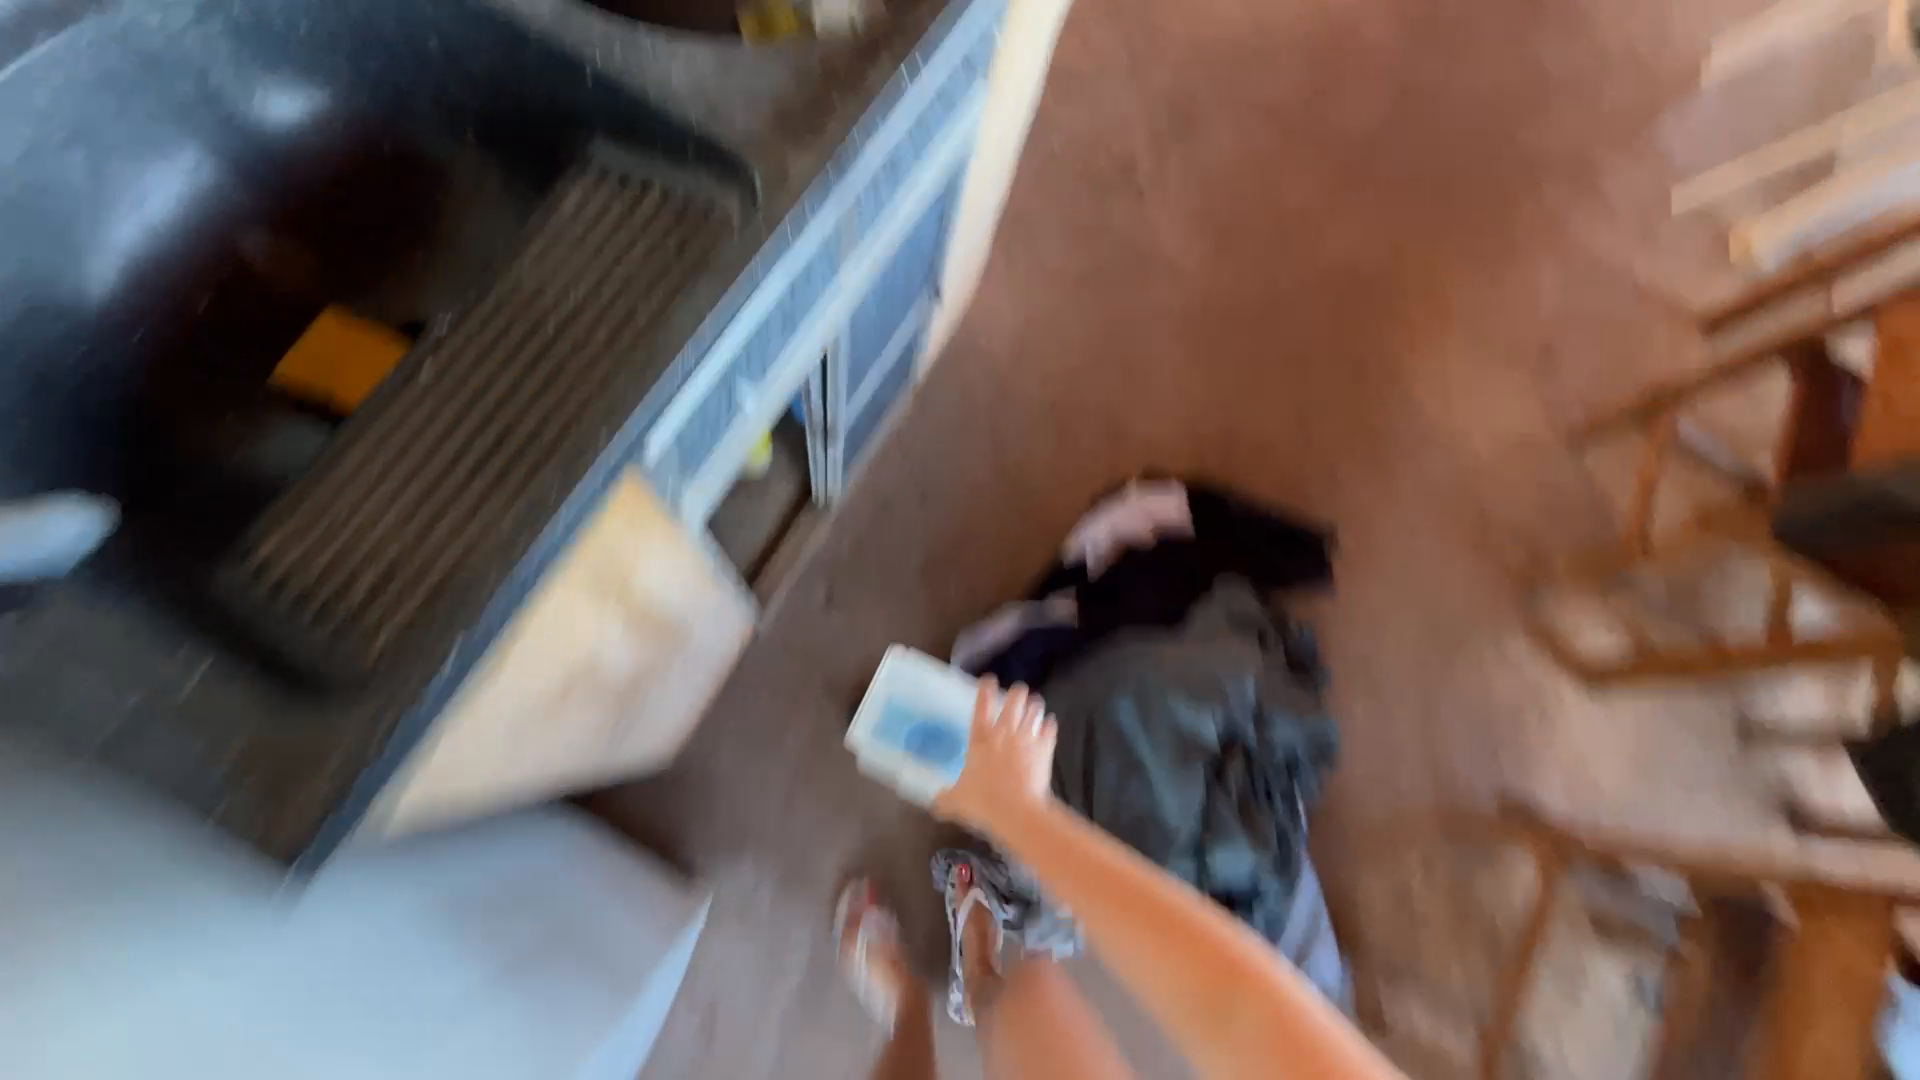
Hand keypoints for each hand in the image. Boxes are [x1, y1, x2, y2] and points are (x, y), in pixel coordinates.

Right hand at [934, 678, 1057, 836]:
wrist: (1018, 813)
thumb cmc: (984, 802)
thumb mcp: (957, 801)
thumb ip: (945, 798)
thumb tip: (936, 802)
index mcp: (981, 736)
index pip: (983, 702)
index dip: (986, 687)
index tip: (989, 680)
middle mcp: (1005, 730)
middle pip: (1015, 697)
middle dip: (1017, 693)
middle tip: (1017, 695)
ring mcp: (1028, 737)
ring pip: (1035, 709)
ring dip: (1034, 706)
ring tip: (1034, 705)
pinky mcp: (1045, 748)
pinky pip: (1050, 728)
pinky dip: (1049, 725)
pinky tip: (1049, 725)